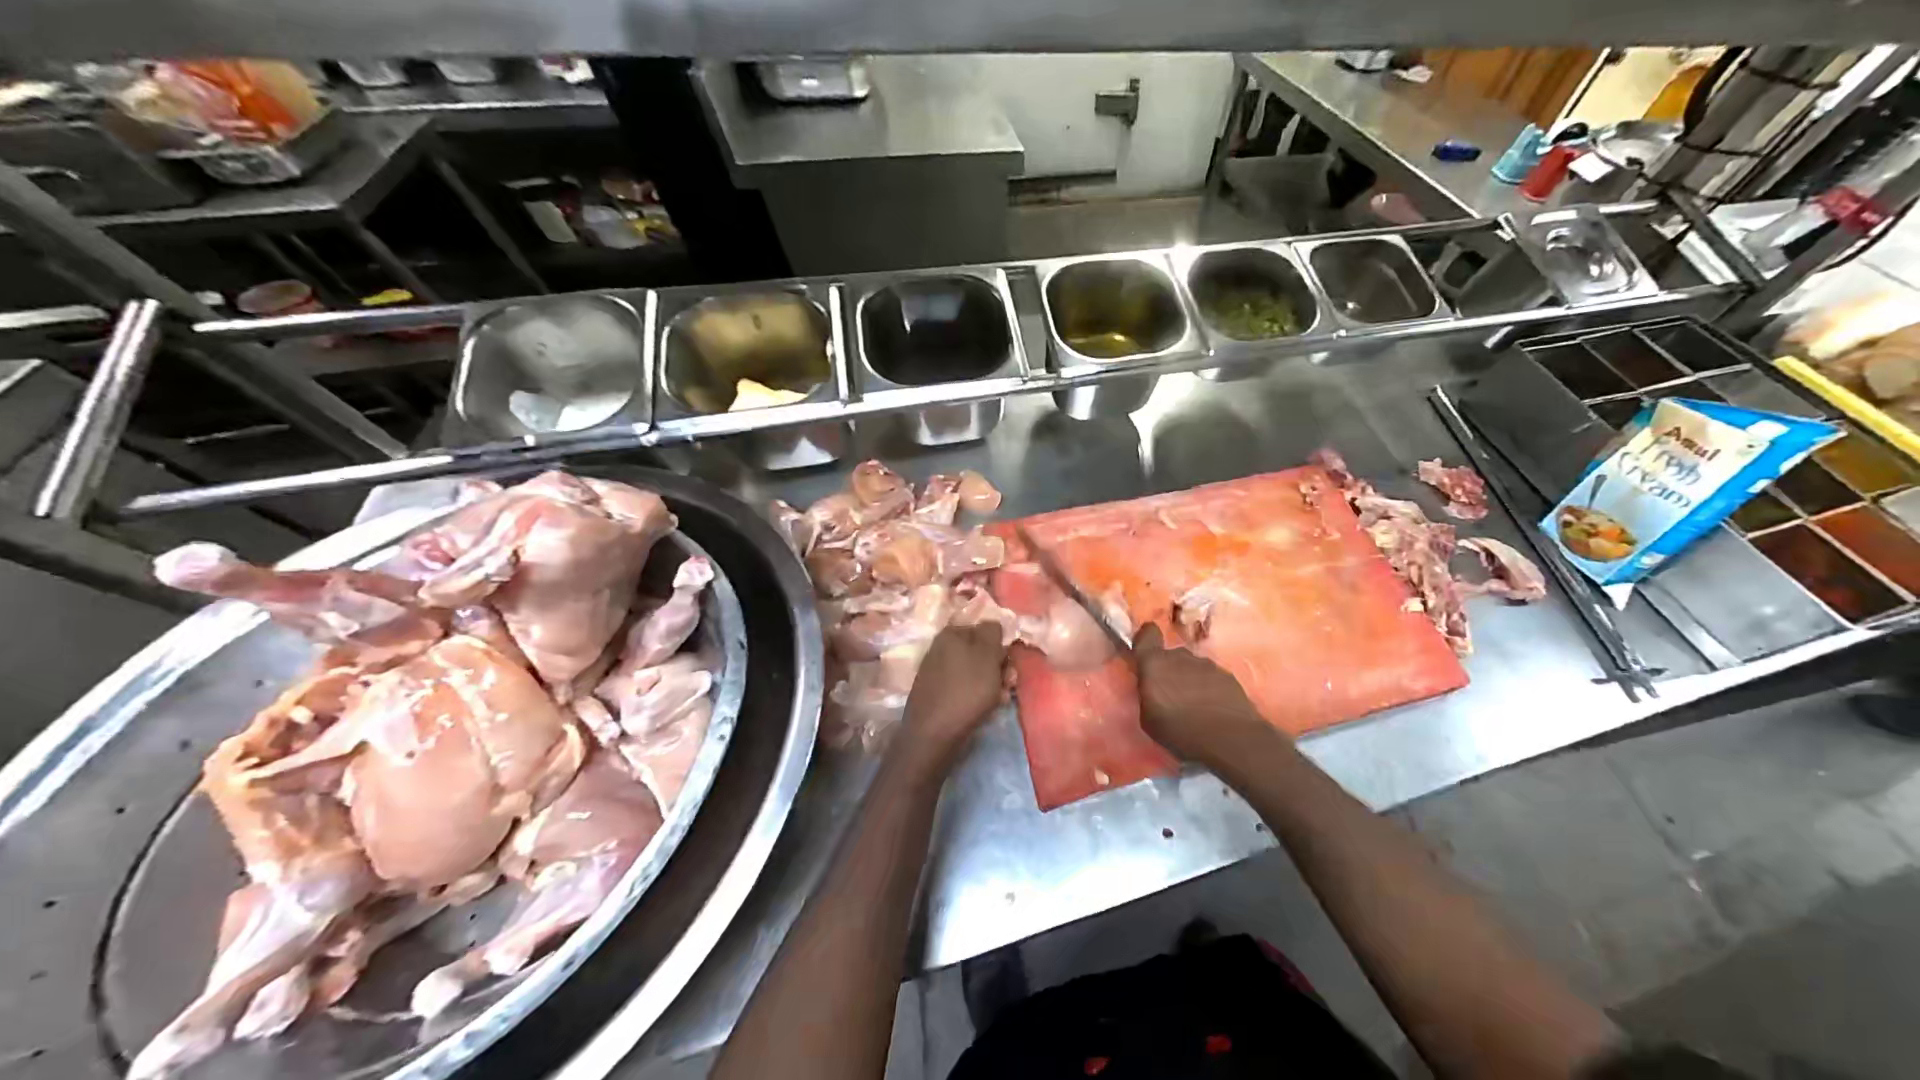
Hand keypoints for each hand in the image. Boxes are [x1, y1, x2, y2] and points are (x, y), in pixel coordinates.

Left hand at [901, 623, 1008, 764]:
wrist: (934, 732)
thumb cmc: (966, 690)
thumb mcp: (987, 655)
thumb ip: (992, 632)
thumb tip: (992, 624)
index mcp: (951, 633)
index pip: (986, 629)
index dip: (1000, 646)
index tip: (1008, 664)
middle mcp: (942, 647)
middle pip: (981, 651)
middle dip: (998, 667)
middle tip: (1007, 684)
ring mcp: (938, 670)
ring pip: (976, 671)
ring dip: (992, 683)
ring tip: (998, 700)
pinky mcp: (938, 691)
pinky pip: (965, 687)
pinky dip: (977, 695)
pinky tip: (986, 708)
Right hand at [1133, 624, 1277, 765]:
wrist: (1229, 739)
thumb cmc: (1178, 730)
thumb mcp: (1148, 718)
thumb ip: (1147, 694)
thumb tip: (1151, 687)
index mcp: (1155, 663)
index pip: (1147, 634)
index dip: (1146, 639)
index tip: (1145, 652)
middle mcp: (1181, 657)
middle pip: (1172, 655)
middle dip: (1169, 670)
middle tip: (1170, 694)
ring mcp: (1208, 665)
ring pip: (1193, 667)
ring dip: (1190, 680)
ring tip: (1194, 706)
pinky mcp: (1229, 677)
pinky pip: (1212, 678)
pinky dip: (1210, 689)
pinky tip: (1213, 710)